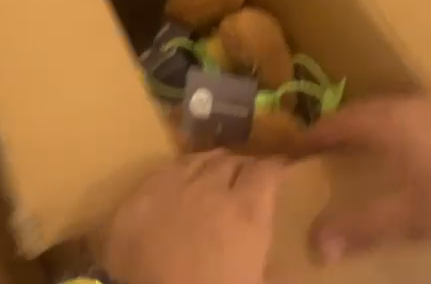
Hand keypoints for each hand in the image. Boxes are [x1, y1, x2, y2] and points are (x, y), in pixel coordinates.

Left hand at [97, 151, 286, 283]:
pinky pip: (169, 168)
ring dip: (213, 165)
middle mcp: (211, 187)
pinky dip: (183, 171)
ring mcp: (174, 184)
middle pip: (232, 160)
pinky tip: (182, 183)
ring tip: (216, 177)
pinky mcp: (144, 190)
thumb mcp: (252, 282)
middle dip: (243, 167)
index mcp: (246, 214)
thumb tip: (286, 264)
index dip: (275, 168)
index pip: (266, 171)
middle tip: (247, 181)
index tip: (281, 170)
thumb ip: (270, 267)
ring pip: (200, 159)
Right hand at [295, 95, 430, 262]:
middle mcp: (408, 105)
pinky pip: (412, 116)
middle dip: (340, 129)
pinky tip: (407, 152)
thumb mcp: (409, 219)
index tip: (294, 150)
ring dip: (370, 127)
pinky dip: (396, 129)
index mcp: (389, 121)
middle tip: (323, 151)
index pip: (339, 122)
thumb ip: (361, 228)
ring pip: (389, 111)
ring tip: (360, 149)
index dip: (314, 136)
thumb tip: (315, 244)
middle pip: (362, 111)